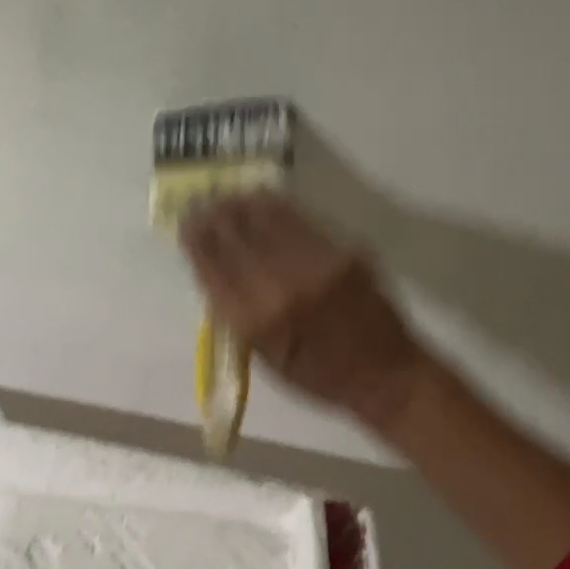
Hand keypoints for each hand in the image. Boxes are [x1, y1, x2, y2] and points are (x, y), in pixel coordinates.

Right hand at [179, 193, 432, 437]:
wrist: (385, 373)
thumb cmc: (317, 375)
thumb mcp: (264, 357)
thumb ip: (236, 315)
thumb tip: (214, 272)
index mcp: (255, 321)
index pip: (213, 269)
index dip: (195, 242)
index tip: (184, 226)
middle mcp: (280, 289)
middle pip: (236, 240)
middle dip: (212, 217)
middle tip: (199, 200)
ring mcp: (313, 267)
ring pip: (266, 223)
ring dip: (240, 204)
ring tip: (225, 192)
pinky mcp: (341, 254)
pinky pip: (300, 222)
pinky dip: (276, 207)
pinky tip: (261, 197)